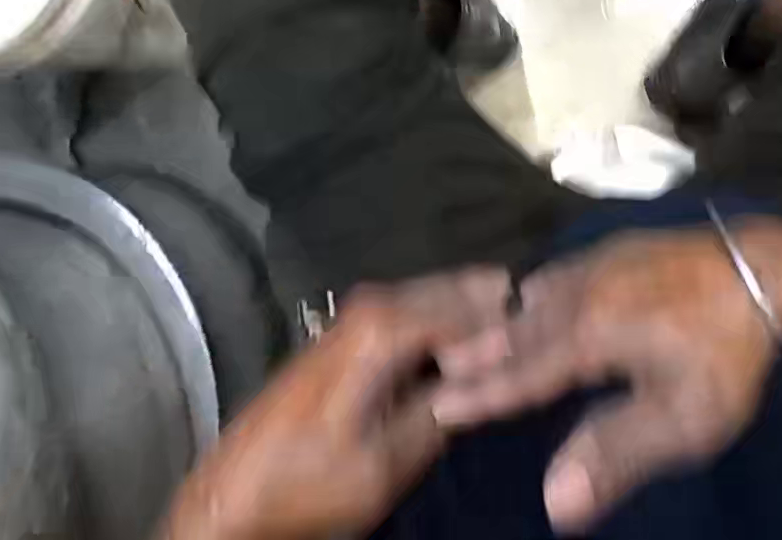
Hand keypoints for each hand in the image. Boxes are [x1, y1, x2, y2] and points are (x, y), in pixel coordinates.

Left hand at [158, 268, 509, 539]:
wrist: (235, 492)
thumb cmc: (310, 483)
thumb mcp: (385, 464)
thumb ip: (443, 409)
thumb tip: (490, 374)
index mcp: (384, 327)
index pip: (467, 306)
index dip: (508, 323)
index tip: (546, 339)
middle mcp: (376, 301)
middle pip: (454, 289)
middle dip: (495, 309)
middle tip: (538, 336)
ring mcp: (362, 309)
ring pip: (437, 294)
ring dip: (473, 314)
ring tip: (513, 341)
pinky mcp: (356, 324)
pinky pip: (418, 307)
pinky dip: (447, 320)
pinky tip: (467, 347)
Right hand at [431, 222, 781, 532]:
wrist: (756, 269)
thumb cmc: (720, 352)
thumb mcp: (681, 418)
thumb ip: (613, 452)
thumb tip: (553, 502)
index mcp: (588, 335)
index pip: (523, 373)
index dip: (482, 393)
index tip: (440, 404)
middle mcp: (579, 294)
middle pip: (518, 329)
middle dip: (478, 349)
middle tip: (440, 361)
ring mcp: (595, 265)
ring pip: (534, 296)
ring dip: (503, 319)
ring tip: (476, 331)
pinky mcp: (612, 249)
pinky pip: (557, 272)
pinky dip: (534, 291)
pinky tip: (535, 293)